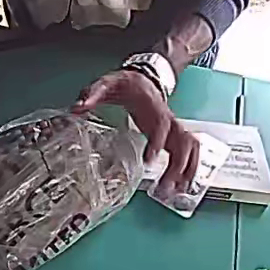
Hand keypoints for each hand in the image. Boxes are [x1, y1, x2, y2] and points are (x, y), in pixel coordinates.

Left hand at [73, 70, 199, 196]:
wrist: (143, 78)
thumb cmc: (128, 83)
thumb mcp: (109, 83)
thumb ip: (94, 93)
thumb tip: (78, 106)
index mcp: (153, 107)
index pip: (162, 125)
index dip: (159, 143)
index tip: (151, 161)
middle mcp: (169, 118)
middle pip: (183, 142)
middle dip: (178, 165)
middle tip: (166, 186)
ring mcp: (173, 127)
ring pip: (191, 148)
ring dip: (188, 170)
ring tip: (177, 191)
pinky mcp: (172, 135)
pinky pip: (188, 151)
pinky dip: (189, 168)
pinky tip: (183, 184)